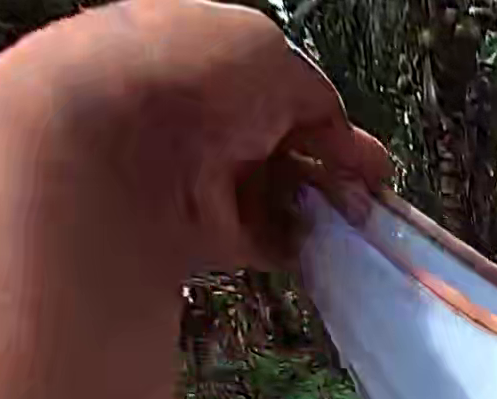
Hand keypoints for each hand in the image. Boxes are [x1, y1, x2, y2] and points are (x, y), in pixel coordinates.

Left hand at [0, 0, 390, 269]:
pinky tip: (332, 247)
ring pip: (289, 200)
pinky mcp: (217, 236)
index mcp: (213, 64)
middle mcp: (213, 123)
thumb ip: (316, 91)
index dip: (335, 128)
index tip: (373, 160)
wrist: (123, 151)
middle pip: (294, 154)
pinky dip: (305, 245)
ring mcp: (215, 183)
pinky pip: (274, 241)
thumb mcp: (268, 53)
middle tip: (373, 196)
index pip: (288, 99)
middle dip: (339, 174)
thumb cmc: (191, 79)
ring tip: (358, 223)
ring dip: (328, 212)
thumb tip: (340, 135)